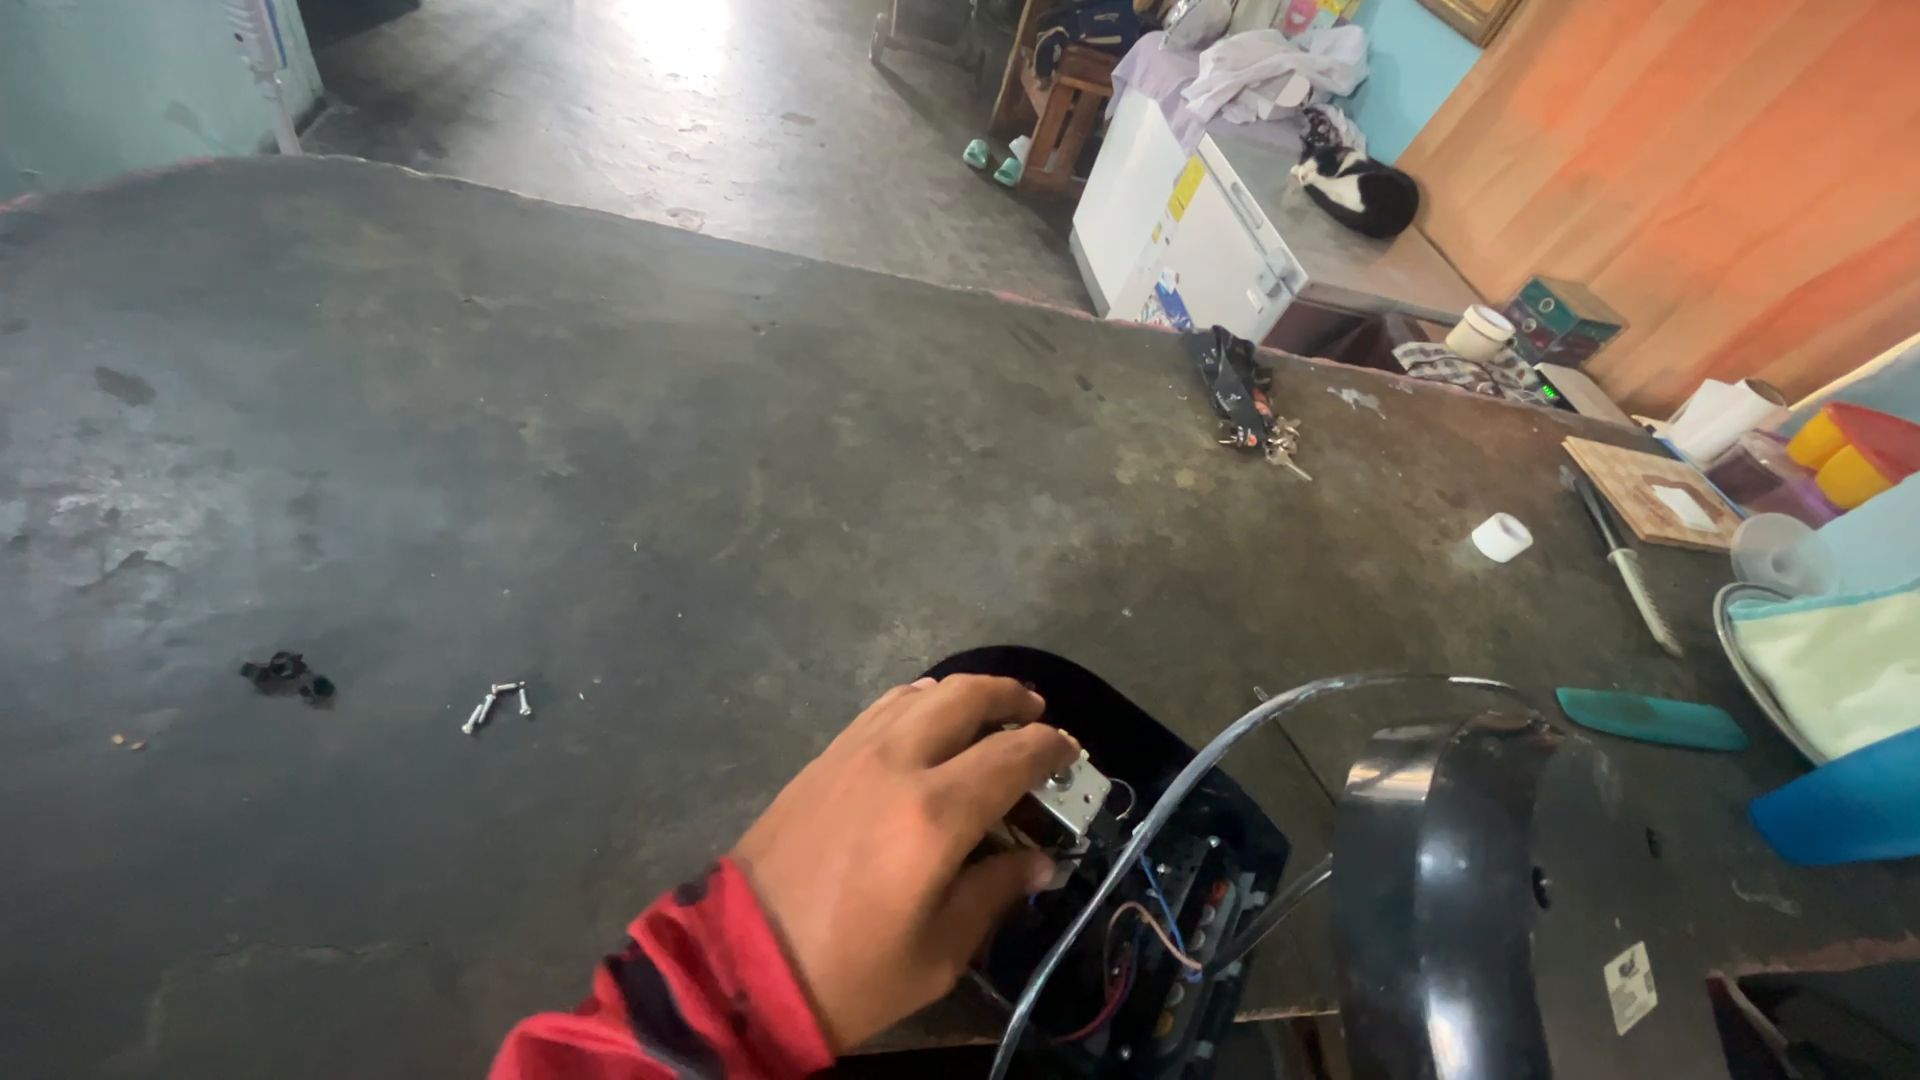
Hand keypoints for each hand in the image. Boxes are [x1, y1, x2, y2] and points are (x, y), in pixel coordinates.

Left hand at [732, 675, 1079, 1051]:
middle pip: (968, 697)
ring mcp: (856, 750)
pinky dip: (920, 700)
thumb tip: (1041, 861)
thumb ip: (996, 891)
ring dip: (967, 692)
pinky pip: (885, 706)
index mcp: (934, 814)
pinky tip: (930, 715)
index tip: (1071, 752)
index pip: (1012, 756)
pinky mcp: (827, 754)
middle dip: (1012, 696)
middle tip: (1037, 713)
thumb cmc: (850, 971)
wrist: (743, 963)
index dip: (1051, 749)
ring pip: (924, 692)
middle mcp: (898, 762)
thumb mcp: (939, 952)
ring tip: (991, 709)